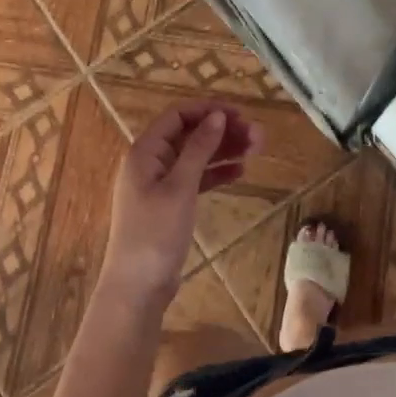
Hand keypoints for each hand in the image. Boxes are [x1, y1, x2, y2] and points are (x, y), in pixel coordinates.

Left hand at [104, 100, 261, 308]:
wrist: (138, 286)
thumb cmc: (155, 233)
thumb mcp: (180, 187)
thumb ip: (198, 149)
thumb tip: (216, 116)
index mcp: (144, 152)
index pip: (177, 116)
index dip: (207, 110)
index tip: (239, 114)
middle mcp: (149, 163)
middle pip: (188, 135)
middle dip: (221, 131)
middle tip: (257, 135)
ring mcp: (159, 185)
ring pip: (195, 157)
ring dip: (223, 151)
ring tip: (256, 149)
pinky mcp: (169, 205)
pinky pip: (195, 179)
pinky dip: (215, 174)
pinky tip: (240, 172)